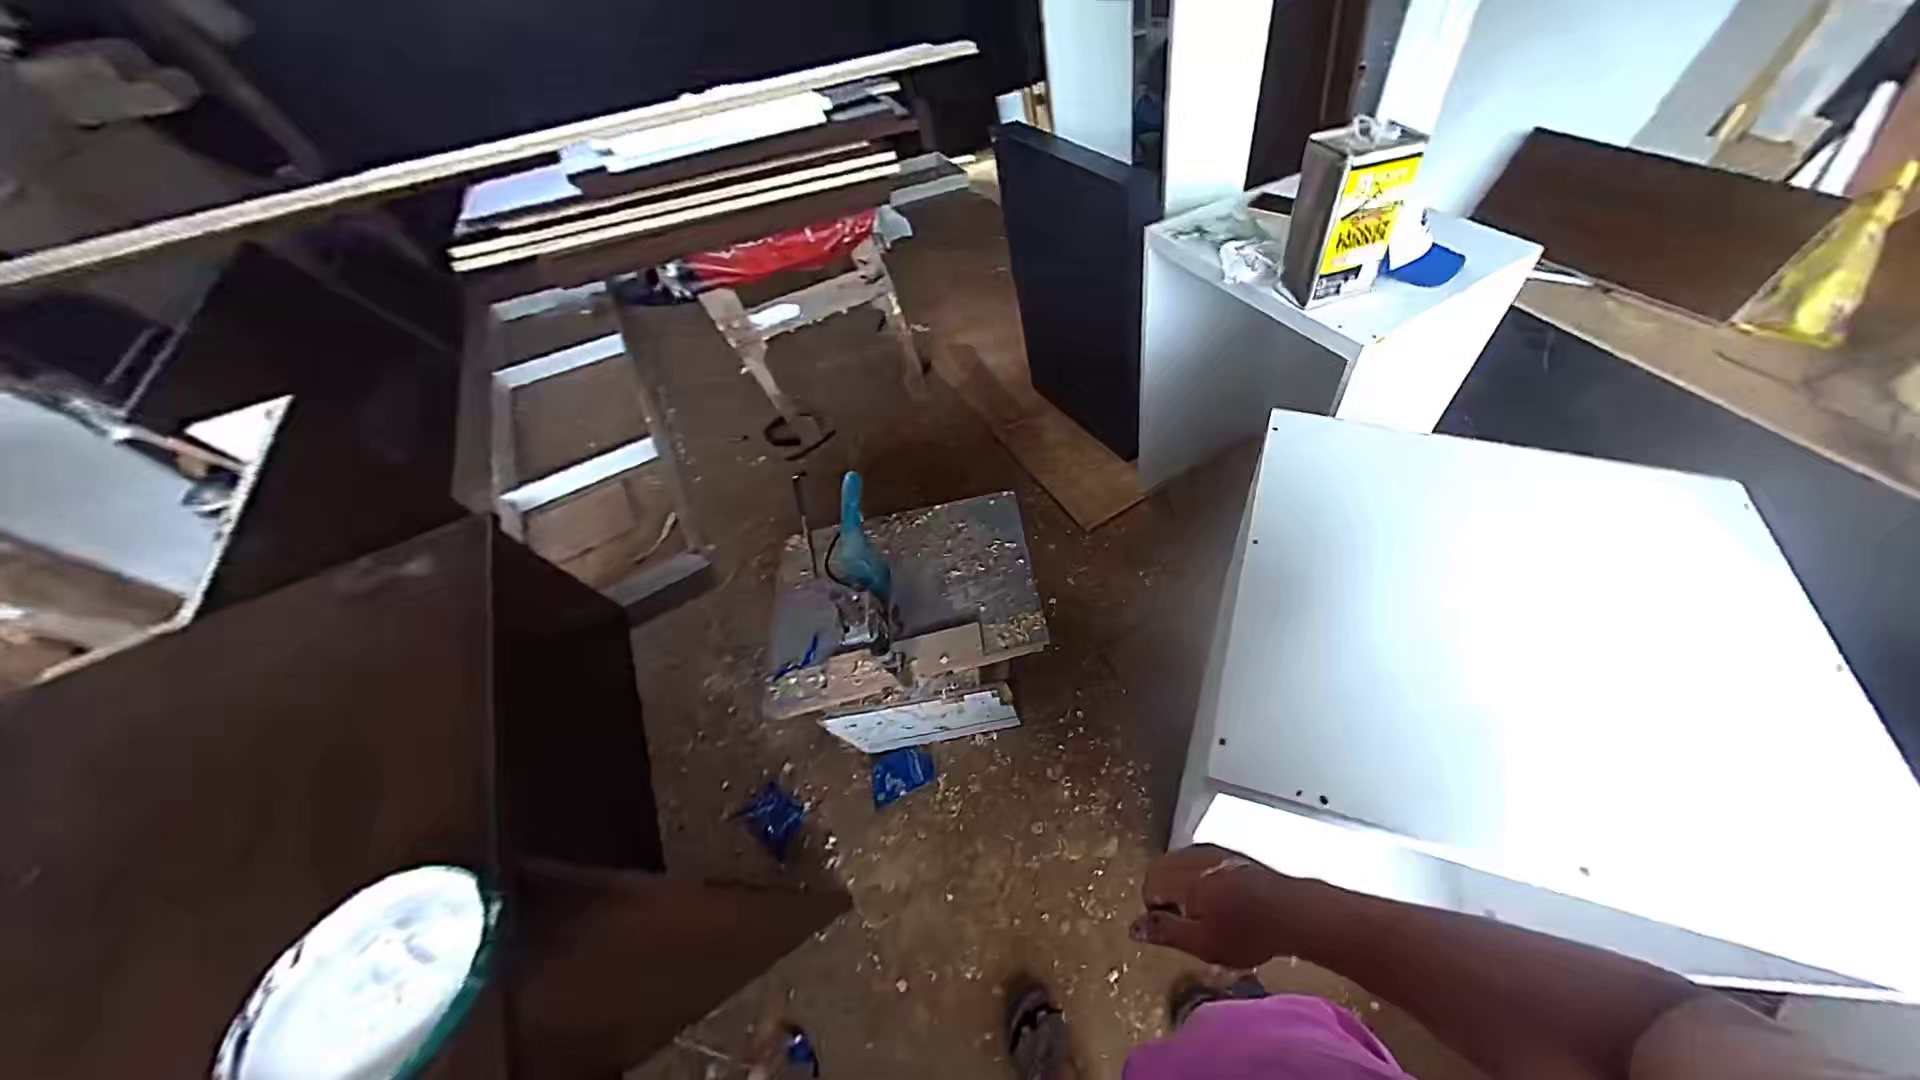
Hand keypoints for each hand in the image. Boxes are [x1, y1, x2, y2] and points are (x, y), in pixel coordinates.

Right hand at [1129, 844, 1294, 968]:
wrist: (1292, 913)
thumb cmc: (1247, 933)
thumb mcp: (1203, 943)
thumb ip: (1165, 932)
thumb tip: (1133, 927)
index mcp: (1181, 877)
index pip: (1149, 887)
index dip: (1158, 911)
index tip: (1179, 929)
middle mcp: (1191, 857)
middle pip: (1160, 870)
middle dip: (1166, 894)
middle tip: (1189, 922)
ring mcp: (1209, 851)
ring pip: (1178, 863)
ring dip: (1180, 883)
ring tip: (1205, 911)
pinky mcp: (1226, 852)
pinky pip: (1197, 859)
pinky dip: (1197, 875)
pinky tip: (1218, 896)